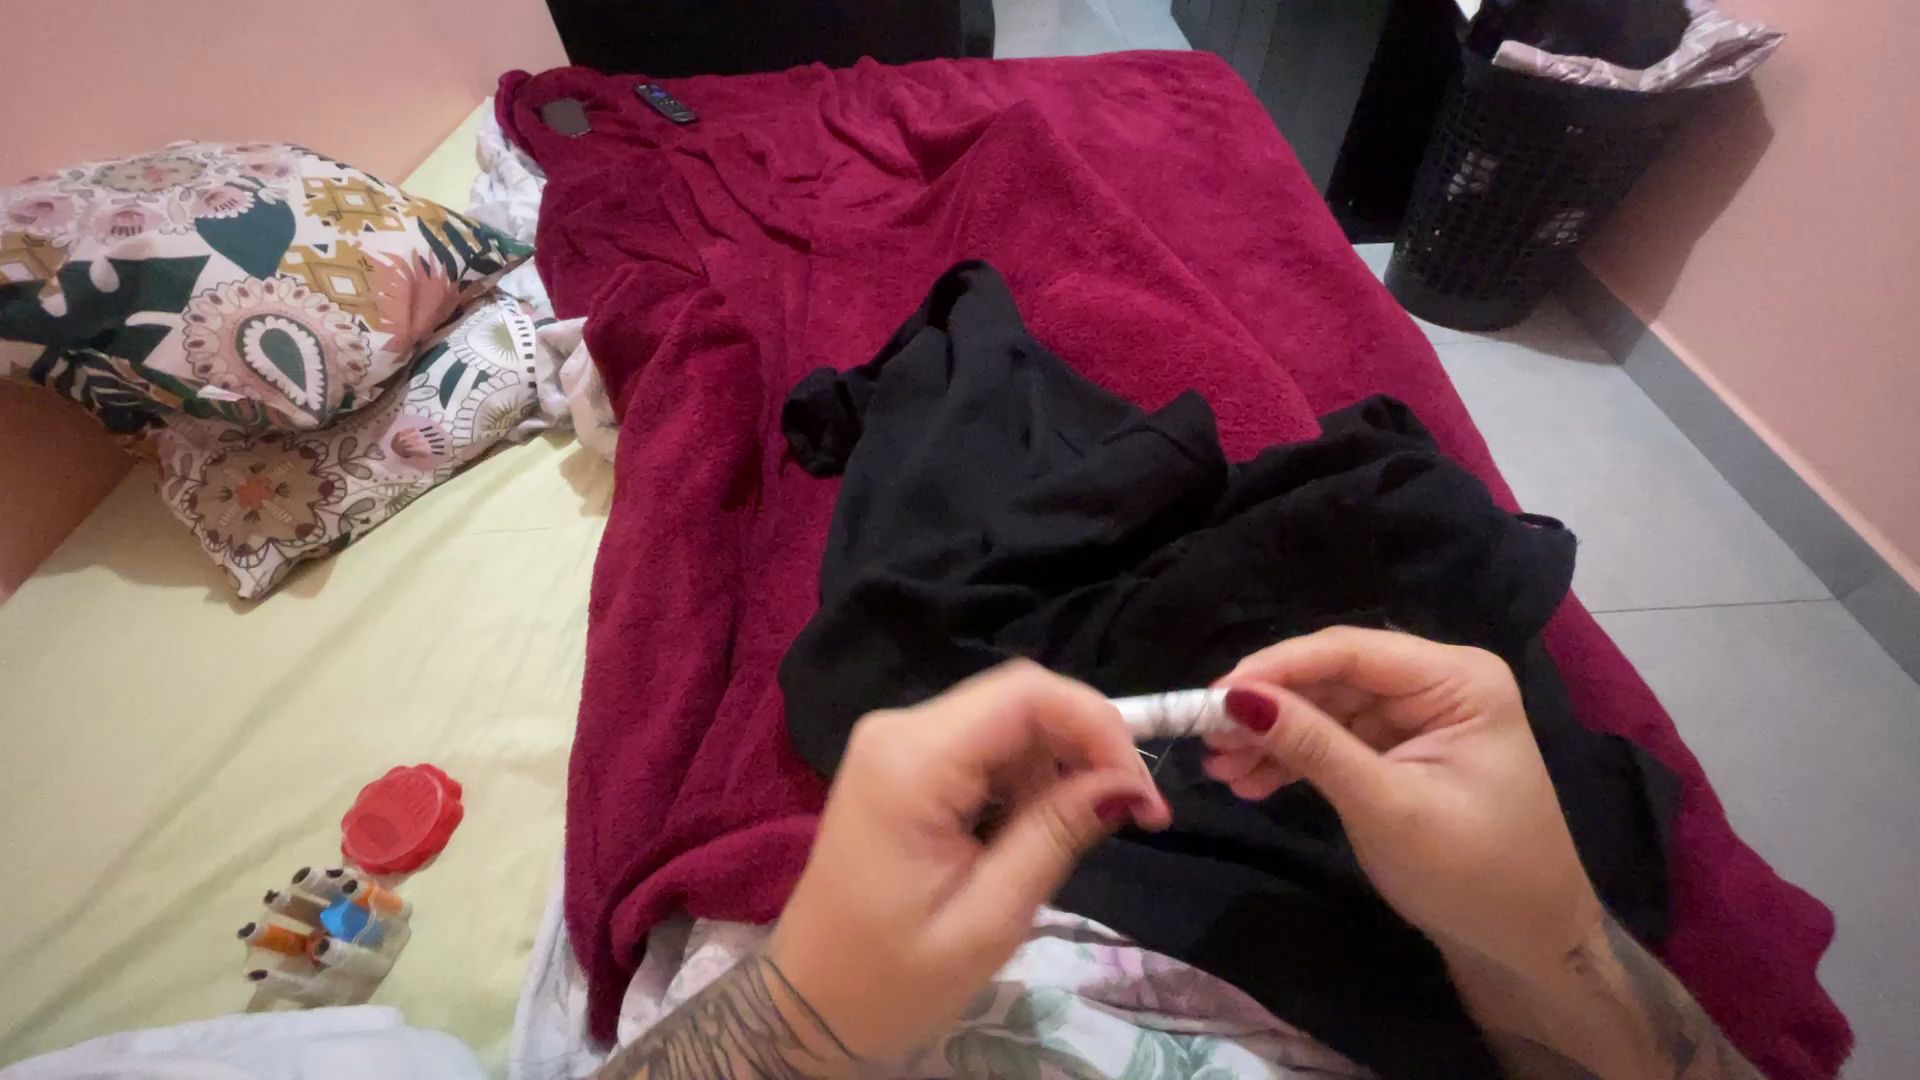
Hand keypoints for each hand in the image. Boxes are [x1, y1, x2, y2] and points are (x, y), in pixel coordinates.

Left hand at [767, 661, 1171, 1064]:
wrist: (808, 1001)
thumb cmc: (891, 980)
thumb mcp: (989, 918)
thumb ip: (1057, 833)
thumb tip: (1128, 781)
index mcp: (911, 761)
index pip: (1023, 694)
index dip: (1096, 722)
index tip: (1141, 789)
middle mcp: (900, 727)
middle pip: (1017, 697)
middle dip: (1084, 741)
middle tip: (1131, 810)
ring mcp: (898, 738)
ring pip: (1007, 716)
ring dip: (1058, 760)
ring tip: (1078, 828)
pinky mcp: (903, 757)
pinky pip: (983, 740)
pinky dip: (1025, 771)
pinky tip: (1034, 821)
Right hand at [1207, 627, 1604, 977]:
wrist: (1526, 951)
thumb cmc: (1475, 877)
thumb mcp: (1386, 807)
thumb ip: (1311, 746)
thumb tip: (1234, 698)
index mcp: (1455, 679)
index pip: (1347, 651)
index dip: (1275, 666)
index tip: (1214, 695)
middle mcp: (1430, 682)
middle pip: (1325, 676)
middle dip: (1265, 708)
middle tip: (1208, 737)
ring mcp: (1407, 714)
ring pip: (1316, 706)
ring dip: (1267, 737)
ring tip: (1219, 768)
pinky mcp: (1388, 744)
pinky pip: (1324, 736)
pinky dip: (1286, 758)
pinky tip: (1249, 782)